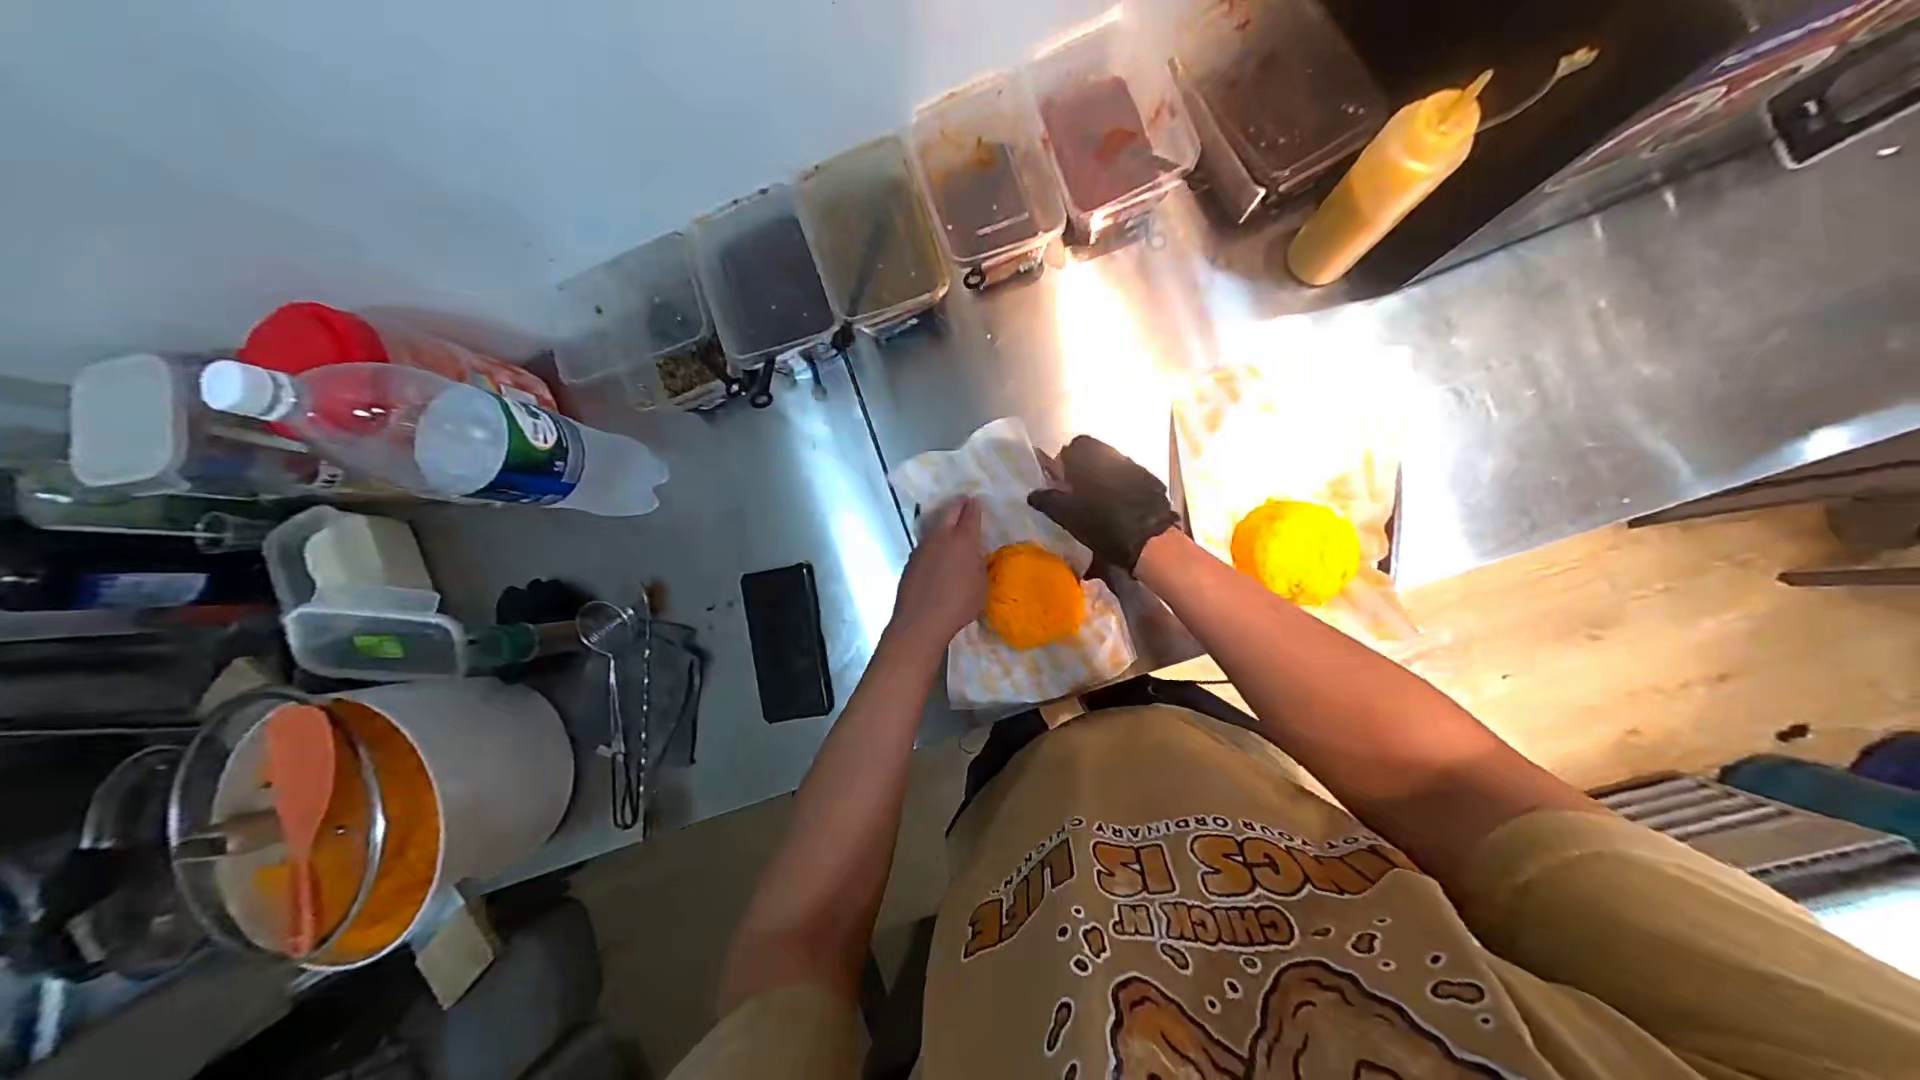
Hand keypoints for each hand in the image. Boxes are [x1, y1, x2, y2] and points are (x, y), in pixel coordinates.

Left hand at [889, 496, 985, 647]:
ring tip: (950, 525)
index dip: (975, 506)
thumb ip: (979, 565)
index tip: (976, 500)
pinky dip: (933, 542)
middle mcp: (941, 537)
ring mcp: (922, 548)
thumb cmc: (959, 604)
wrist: (921, 621)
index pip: (971, 515)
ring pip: (934, 527)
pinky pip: (925, 545)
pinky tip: (936, 553)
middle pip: (949, 512)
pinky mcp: (911, 561)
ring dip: (943, 522)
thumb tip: (975, 556)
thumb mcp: (981, 586)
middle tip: (964, 501)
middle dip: (958, 505)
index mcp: (963, 540)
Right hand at [1027, 436, 1178, 573]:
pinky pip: (1132, 476)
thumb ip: (1049, 501)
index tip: (1063, 482)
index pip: (1073, 446)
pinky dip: (1123, 486)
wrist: (1150, 541)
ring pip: (1114, 463)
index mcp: (1090, 459)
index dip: (1065, 462)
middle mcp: (1114, 455)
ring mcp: (1137, 466)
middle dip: (1085, 467)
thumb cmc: (1102, 526)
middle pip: (1095, 452)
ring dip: (1104, 475)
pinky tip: (1122, 506)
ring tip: (1100, 501)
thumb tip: (1033, 494)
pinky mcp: (1153, 481)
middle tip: (1079, 492)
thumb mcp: (1068, 517)